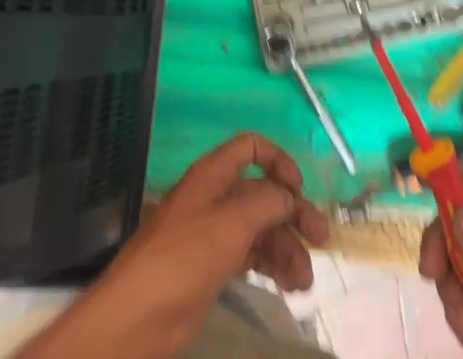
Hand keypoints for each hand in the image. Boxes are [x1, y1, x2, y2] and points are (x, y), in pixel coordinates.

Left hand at [19, 133, 329, 357]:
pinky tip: (288, 286)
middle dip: (293, 214)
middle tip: (322, 240)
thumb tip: (288, 196)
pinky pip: (252, 255)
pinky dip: (272, 266)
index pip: (248, 149)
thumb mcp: (230, 224)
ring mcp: (214, 233)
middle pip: (262, 194)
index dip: (277, 160)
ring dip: (287, 249)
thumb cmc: (184, 258)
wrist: (141, 314)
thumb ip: (266, 203)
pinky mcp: (214, 265)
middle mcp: (214, 199)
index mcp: (212, 176)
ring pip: (261, 229)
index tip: (298, 188)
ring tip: (303, 281)